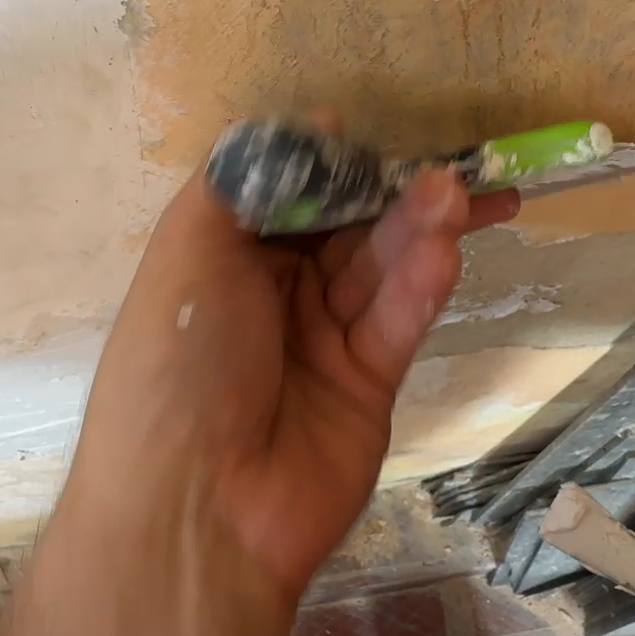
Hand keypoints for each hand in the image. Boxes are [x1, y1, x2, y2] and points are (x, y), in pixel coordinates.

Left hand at [0, 115, 519, 635]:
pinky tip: (444, 253)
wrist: (192, 511)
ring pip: (378, 269)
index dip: (332, 166)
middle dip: (391, 196)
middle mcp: (276, 289)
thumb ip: (241, 177)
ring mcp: (323, 337)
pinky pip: (395, 323)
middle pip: (346, 228)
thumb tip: (310, 124)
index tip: (369, 138)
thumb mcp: (187, 248)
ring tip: (457, 195)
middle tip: (447, 171)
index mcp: (227, 254)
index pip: (293, 193)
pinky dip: (419, 288)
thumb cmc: (177, 359)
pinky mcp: (367, 382)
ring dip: (416, 231)